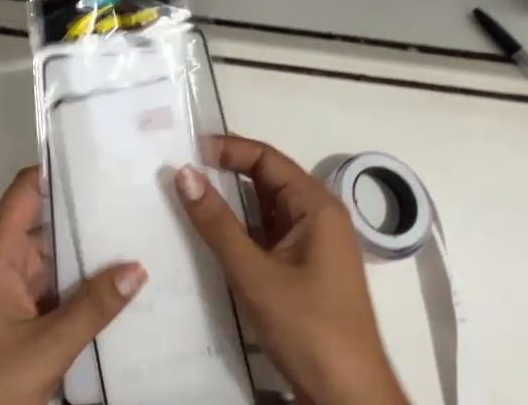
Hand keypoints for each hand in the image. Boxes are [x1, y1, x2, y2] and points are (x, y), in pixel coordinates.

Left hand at [0, 167, 146, 404]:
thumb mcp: (46, 346)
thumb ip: (92, 308)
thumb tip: (137, 266)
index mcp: (0, 253)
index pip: (26, 190)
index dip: (56, 167)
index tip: (99, 154)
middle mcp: (7, 263)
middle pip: (49, 222)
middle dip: (87, 211)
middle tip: (138, 195)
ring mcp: (16, 293)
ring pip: (58, 260)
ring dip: (91, 252)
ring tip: (143, 232)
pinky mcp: (25, 321)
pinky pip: (59, 291)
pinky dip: (86, 286)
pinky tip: (125, 285)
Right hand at [177, 136, 407, 404]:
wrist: (349, 397)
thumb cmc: (309, 328)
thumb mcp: (255, 274)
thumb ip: (217, 224)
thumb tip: (183, 173)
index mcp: (316, 206)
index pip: (267, 159)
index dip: (228, 148)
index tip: (186, 147)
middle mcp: (317, 217)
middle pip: (266, 180)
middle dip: (224, 172)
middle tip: (178, 168)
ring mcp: (311, 245)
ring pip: (264, 209)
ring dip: (229, 202)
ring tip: (185, 195)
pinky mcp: (303, 270)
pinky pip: (266, 235)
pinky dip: (238, 230)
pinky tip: (208, 234)